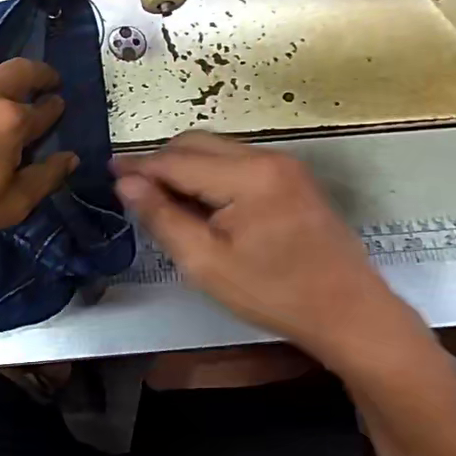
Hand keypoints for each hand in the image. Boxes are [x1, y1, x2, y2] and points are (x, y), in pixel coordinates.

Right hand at [112, 131, 427, 369]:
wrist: (349, 312)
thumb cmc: (273, 293)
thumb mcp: (205, 262)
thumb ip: (162, 217)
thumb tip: (126, 183)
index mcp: (247, 177)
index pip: (176, 161)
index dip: (138, 168)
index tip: (107, 174)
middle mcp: (267, 157)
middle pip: (196, 143)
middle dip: (159, 162)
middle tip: (132, 190)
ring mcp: (284, 164)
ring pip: (215, 149)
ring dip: (183, 166)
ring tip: (161, 199)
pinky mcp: (291, 177)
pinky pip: (236, 161)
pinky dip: (208, 173)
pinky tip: (197, 201)